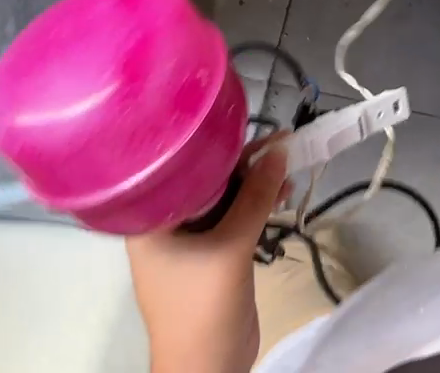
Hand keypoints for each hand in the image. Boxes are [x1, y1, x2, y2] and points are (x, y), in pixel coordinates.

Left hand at [128, 137, 289, 372]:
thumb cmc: (201, 311)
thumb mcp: (230, 249)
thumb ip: (255, 198)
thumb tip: (281, 151)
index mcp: (150, 221)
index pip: (182, 169)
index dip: (217, 146)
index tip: (251, 128)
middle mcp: (166, 225)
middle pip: (208, 181)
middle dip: (244, 163)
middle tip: (282, 143)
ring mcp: (190, 242)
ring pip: (225, 198)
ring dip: (256, 183)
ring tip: (289, 166)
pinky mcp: (212, 255)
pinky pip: (235, 217)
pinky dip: (257, 204)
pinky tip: (282, 193)